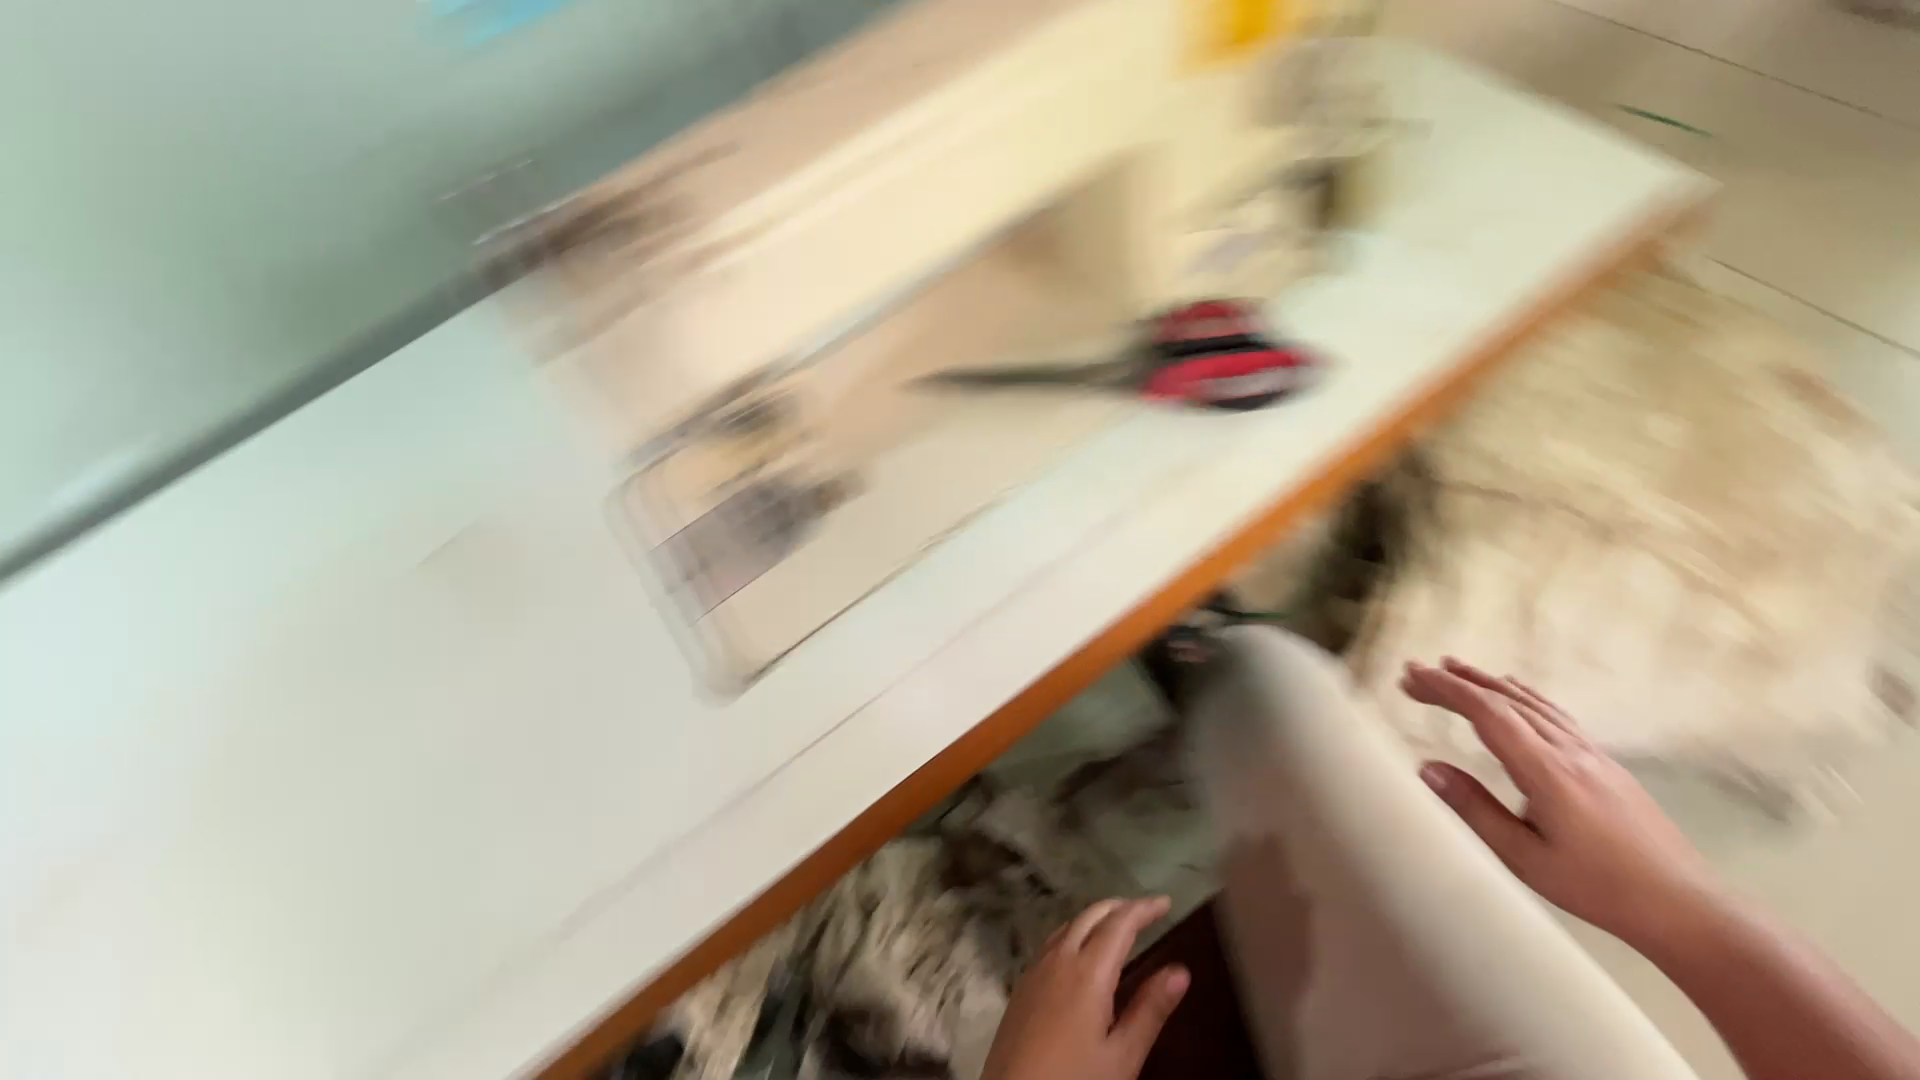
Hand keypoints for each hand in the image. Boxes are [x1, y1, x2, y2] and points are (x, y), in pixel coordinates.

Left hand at [981, 897, 1189, 1079]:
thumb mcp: (1122, 1056)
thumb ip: (1150, 1010)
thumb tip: (1181, 971)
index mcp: (1088, 971)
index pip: (1119, 924)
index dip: (1143, 909)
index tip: (1165, 902)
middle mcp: (1059, 959)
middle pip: (1091, 916)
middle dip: (1119, 907)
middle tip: (1146, 910)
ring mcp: (1036, 969)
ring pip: (1068, 925)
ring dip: (1095, 917)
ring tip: (1118, 925)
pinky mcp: (1022, 985)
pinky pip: (1051, 942)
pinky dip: (1074, 932)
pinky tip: (1081, 951)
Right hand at [1401, 658, 1727, 950]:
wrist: (1687, 907)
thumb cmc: (1599, 887)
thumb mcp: (1525, 856)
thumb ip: (1474, 808)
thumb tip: (1426, 767)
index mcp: (1548, 771)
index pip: (1489, 714)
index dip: (1447, 689)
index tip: (1412, 675)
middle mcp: (1570, 751)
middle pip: (1507, 701)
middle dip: (1458, 681)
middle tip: (1415, 674)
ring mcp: (1592, 755)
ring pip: (1533, 703)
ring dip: (1489, 682)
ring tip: (1455, 669)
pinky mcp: (1606, 765)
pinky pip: (1555, 714)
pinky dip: (1523, 695)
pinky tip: (1515, 693)